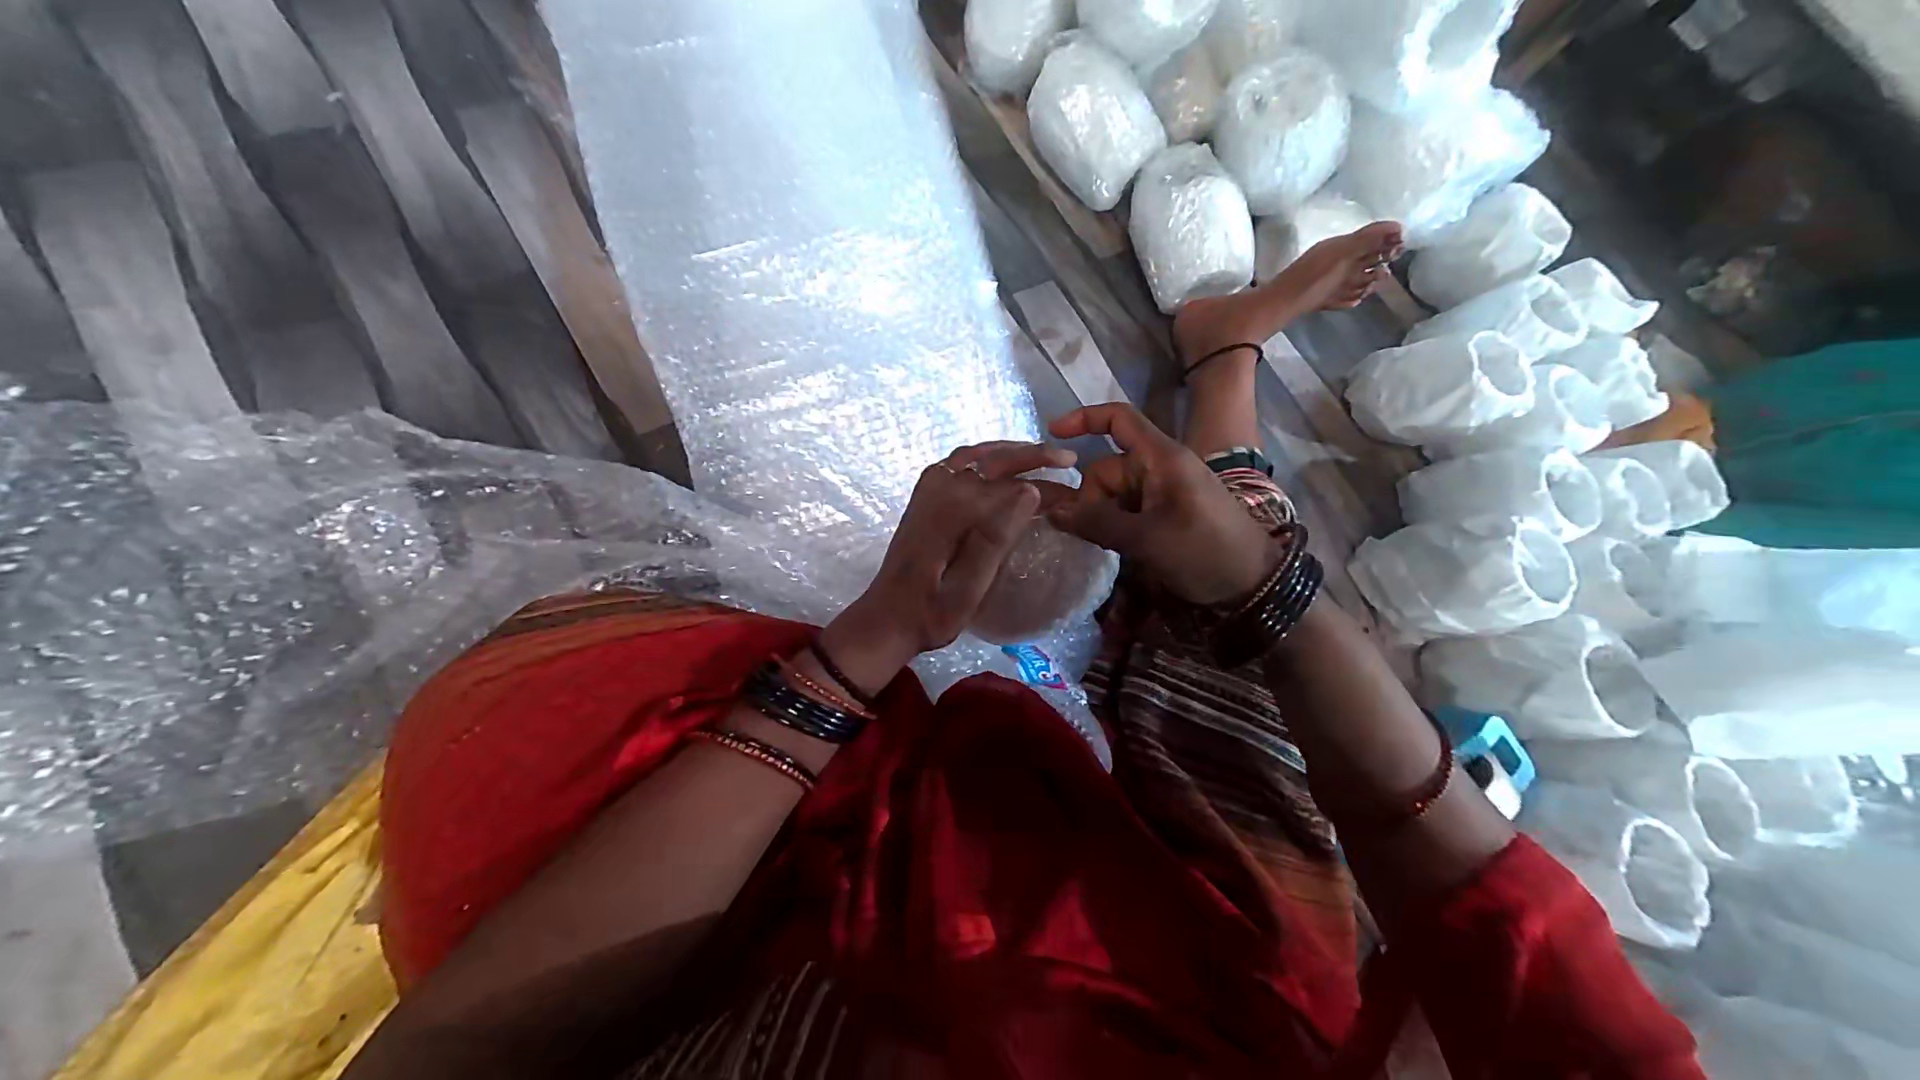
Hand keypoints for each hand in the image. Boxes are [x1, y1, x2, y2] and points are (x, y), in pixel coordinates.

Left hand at [819, 441, 1074, 693]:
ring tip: (1041, 455)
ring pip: (976, 455)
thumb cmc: (933, 612)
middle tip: (1069, 459)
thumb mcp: (971, 587)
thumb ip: (997, 537)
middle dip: (1034, 455)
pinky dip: (984, 456)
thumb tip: (1030, 489)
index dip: (1049, 486)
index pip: (1013, 484)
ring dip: (1010, 451)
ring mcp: (928, 489)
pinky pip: (959, 462)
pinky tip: (999, 465)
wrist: (887, 618)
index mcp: (955, 508)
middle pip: (994, 459)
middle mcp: (940, 488)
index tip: (1077, 495)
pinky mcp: (923, 497)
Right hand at [1041, 404, 1281, 605]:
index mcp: (1162, 458)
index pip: (1119, 420)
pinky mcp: (1165, 515)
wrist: (1253, 585)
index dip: (1084, 418)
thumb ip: (1097, 523)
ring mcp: (1163, 493)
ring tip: (1110, 547)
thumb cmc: (1204, 551)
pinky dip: (1116, 526)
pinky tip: (1116, 548)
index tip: (1052, 434)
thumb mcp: (1147, 538)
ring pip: (1114, 495)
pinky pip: (1128, 511)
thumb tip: (1052, 512)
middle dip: (1092, 499)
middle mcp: (1160, 469)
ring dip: (1103, 517)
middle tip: (1095, 535)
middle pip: (1107, 469)